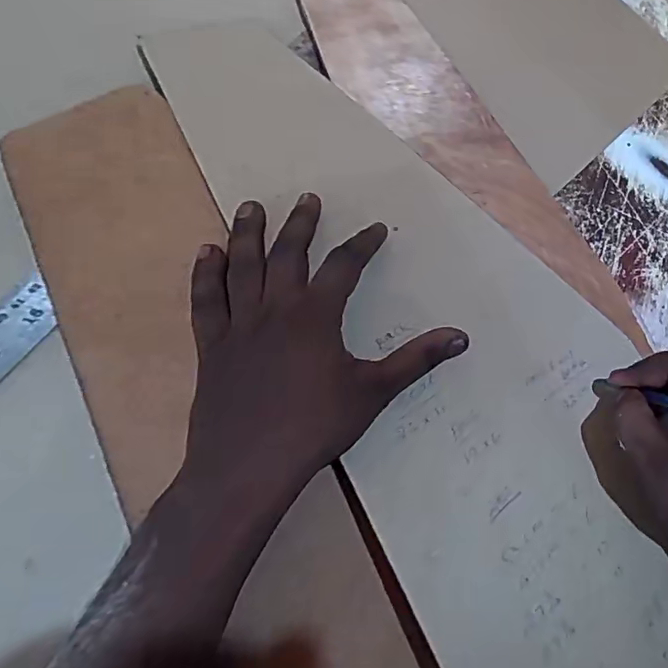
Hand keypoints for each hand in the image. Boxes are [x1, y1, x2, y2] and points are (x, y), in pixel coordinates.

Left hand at [179, 194, 468, 502]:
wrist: (245, 468)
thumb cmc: (315, 427)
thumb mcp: (375, 392)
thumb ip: (417, 360)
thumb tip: (461, 337)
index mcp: (316, 317)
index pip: (344, 267)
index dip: (362, 244)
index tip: (376, 229)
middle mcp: (276, 311)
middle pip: (288, 255)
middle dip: (300, 224)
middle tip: (308, 198)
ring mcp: (239, 327)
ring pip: (242, 269)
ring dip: (247, 235)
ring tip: (250, 207)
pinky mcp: (212, 347)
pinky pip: (206, 301)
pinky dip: (205, 274)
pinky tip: (205, 252)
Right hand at [610, 351, 667, 558]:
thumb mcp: (654, 460)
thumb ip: (635, 418)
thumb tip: (624, 391)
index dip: (643, 372)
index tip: (611, 384)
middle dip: (647, 377)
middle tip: (616, 391)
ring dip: (653, 387)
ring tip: (626, 401)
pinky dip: (663, 400)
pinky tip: (644, 413)